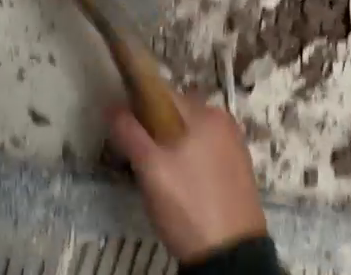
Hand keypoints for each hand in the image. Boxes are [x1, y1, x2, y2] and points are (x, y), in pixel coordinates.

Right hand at [108, 91, 268, 262]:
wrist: (233, 260)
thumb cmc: (188, 204)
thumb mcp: (149, 167)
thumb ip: (128, 131)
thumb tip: (112, 106)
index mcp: (207, 112)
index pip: (159, 93)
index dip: (136, 109)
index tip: (124, 133)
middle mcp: (225, 122)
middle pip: (173, 115)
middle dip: (152, 133)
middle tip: (140, 162)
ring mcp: (234, 148)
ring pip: (187, 137)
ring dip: (169, 150)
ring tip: (159, 180)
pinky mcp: (238, 172)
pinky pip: (202, 155)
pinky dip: (187, 164)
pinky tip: (181, 190)